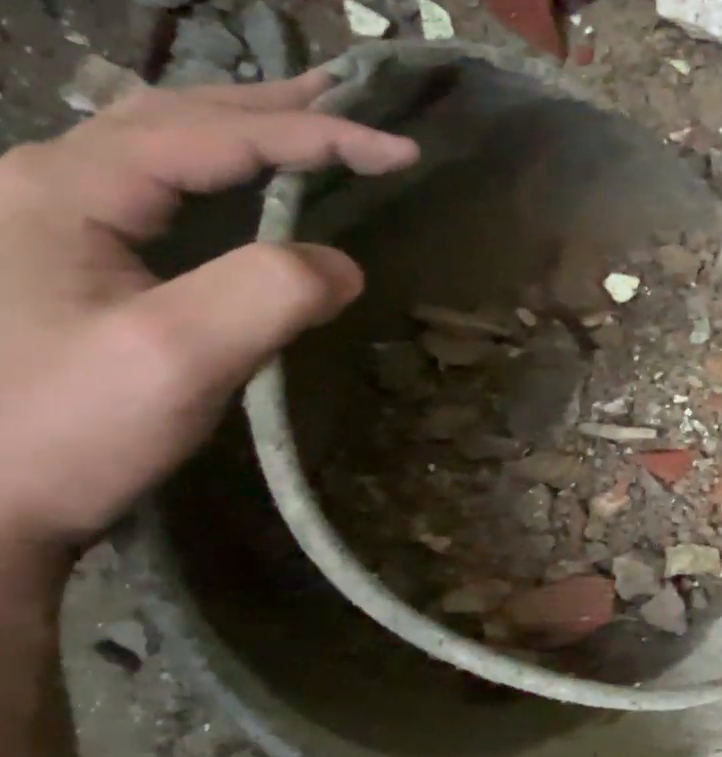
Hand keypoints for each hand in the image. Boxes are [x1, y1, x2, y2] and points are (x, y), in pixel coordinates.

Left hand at [0, 71, 416, 568]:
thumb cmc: (63, 426)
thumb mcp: (177, 356)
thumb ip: (268, 292)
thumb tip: (339, 263)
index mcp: (69, 187)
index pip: (217, 133)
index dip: (320, 135)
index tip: (405, 151)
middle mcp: (46, 180)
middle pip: (177, 113)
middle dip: (279, 103)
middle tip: (359, 95)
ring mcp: (46, 218)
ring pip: (158, 141)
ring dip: (242, 122)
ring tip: (309, 117)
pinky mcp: (62, 258)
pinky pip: (153, 185)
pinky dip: (216, 164)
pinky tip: (240, 177)